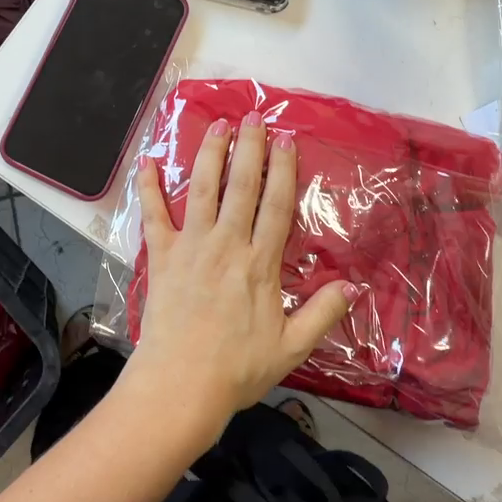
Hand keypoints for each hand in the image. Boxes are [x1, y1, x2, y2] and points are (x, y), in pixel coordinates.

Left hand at [121, 113, 353, 443]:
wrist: (181, 385)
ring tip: (216, 124)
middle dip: (248, 147)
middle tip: (252, 116)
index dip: (283, 169)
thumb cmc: (237, 369)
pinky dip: (149, 186)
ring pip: (202, 188)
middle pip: (241, 185)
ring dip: (209, 153)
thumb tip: (352, 285)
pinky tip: (148, 161)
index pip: (276, 205)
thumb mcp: (291, 348)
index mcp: (259, 263)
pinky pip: (154, 214)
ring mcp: (190, 246)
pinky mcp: (161, 255)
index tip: (286, 139)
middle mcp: (226, 244)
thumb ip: (322, 313)